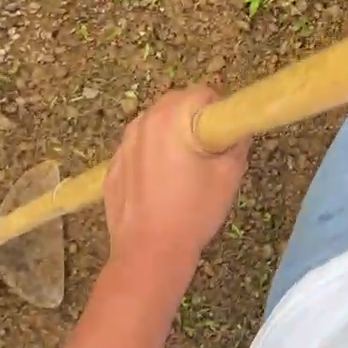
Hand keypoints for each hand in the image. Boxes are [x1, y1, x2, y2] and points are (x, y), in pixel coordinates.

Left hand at [101, 86, 249, 299]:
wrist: (150, 253)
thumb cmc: (194, 210)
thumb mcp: (230, 174)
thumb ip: (236, 142)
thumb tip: (236, 131)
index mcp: (169, 119)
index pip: (201, 93)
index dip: (218, 110)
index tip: (225, 135)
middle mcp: (141, 125)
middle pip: (174, 104)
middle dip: (193, 119)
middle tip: (209, 150)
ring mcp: (121, 148)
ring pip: (154, 125)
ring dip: (172, 135)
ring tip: (185, 168)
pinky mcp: (111, 170)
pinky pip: (138, 150)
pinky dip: (152, 156)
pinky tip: (163, 185)